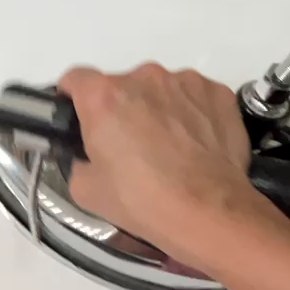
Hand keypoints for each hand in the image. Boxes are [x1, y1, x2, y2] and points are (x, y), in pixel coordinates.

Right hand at [59, 64, 277, 264]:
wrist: (206, 210)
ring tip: (165, 149)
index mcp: (104, 97)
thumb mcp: (85, 190)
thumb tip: (89, 157)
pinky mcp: (217, 92)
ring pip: (158, 90)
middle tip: (126, 149)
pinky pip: (192, 96)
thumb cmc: (140, 200)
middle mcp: (144, 78)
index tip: (78, 116)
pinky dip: (188, 114)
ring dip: (155, 110)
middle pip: (120, 85)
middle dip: (119, 110)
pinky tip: (191, 145)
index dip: (72, 98)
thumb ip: (79, 160)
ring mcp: (185, 81)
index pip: (75, 78)